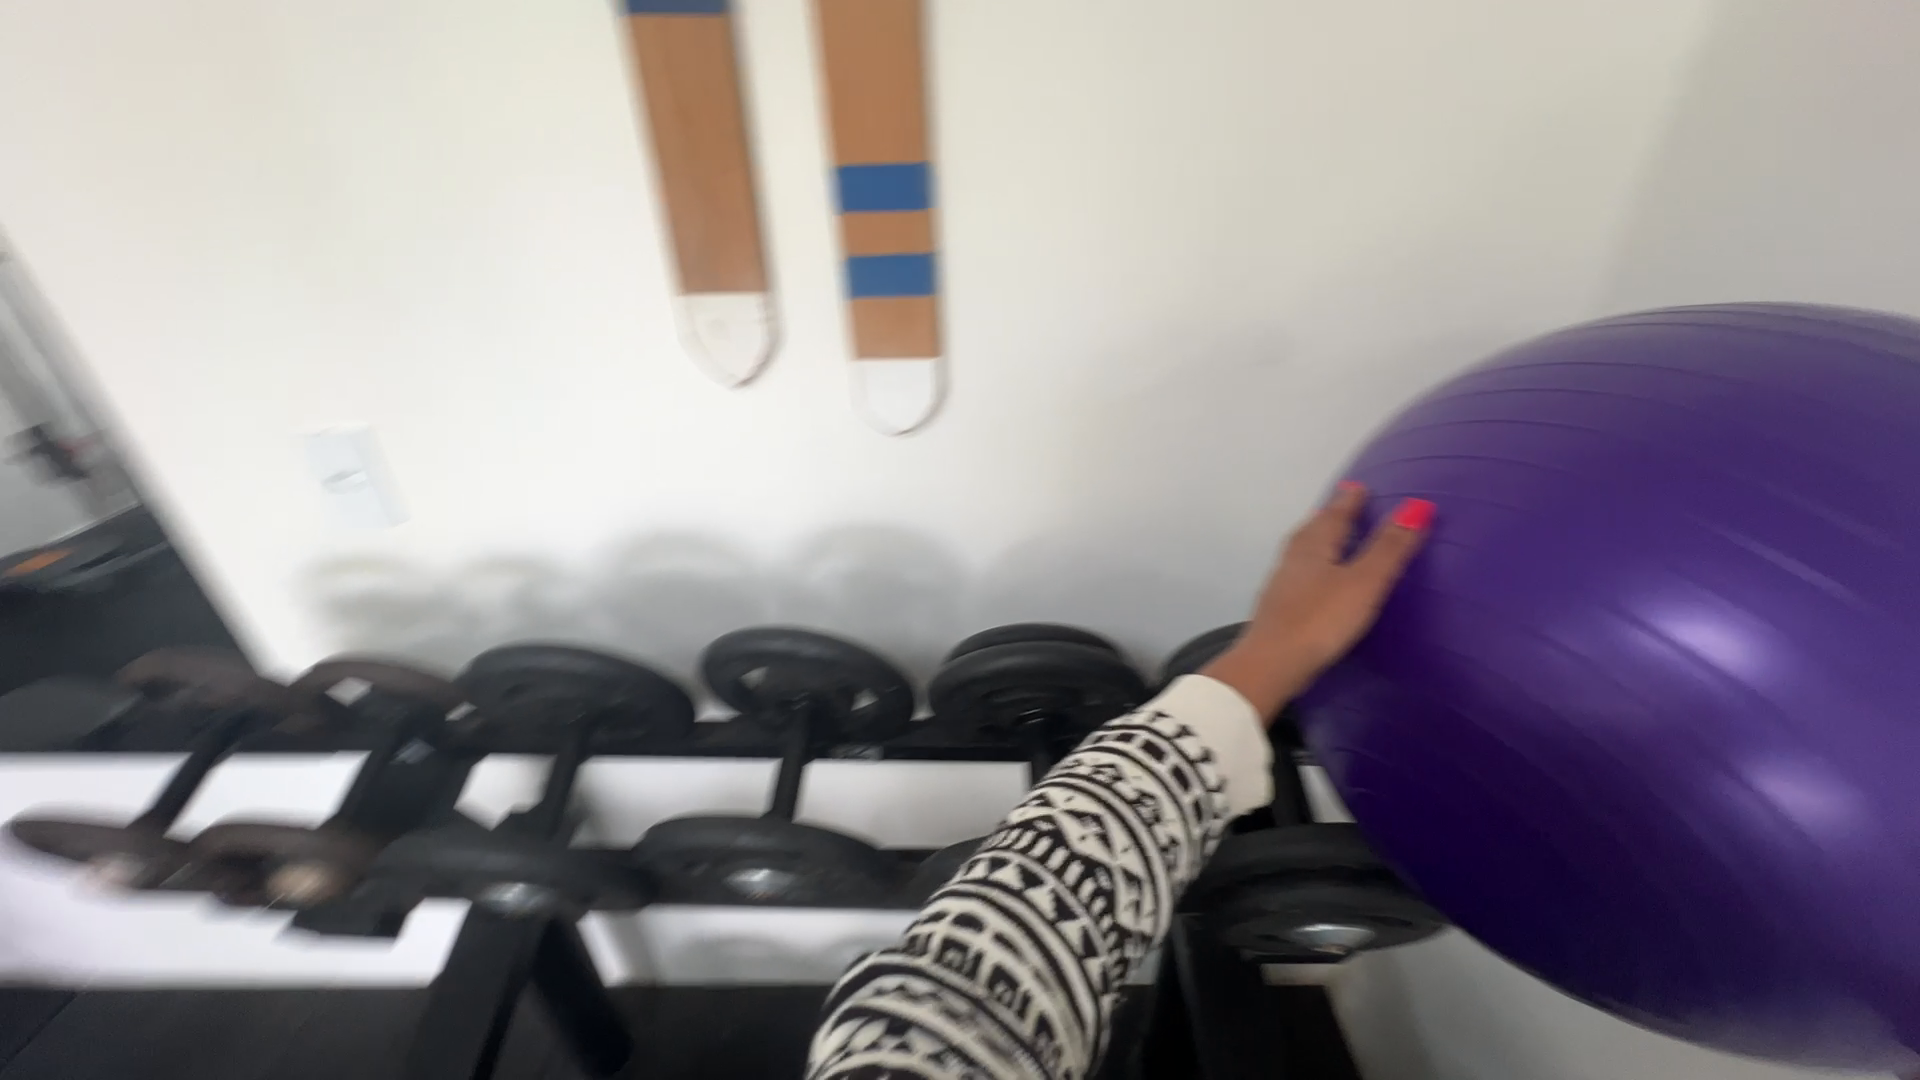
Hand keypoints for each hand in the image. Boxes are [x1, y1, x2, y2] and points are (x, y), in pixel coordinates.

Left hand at [1202, 483, 1432, 721]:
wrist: (1272, 661)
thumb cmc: (1321, 618)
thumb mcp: (1364, 581)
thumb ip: (1389, 548)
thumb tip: (1417, 506)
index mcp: (1313, 545)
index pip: (1334, 515)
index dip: (1348, 501)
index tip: (1358, 487)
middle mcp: (1293, 558)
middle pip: (1313, 529)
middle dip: (1330, 516)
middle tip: (1343, 505)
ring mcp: (1281, 583)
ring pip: (1302, 551)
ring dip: (1318, 539)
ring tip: (1330, 536)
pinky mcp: (1278, 607)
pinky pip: (1298, 573)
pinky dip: (1311, 565)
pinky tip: (1315, 579)